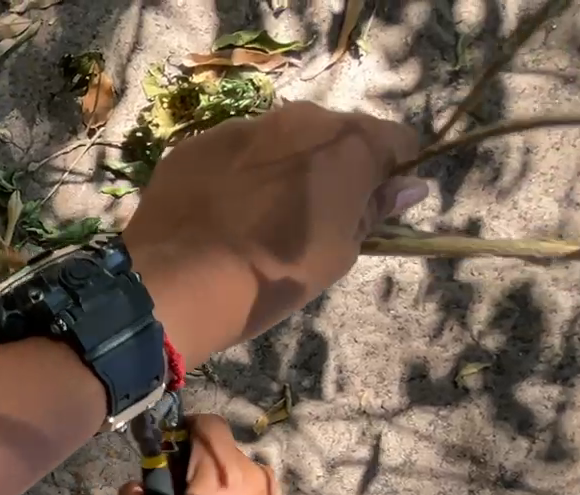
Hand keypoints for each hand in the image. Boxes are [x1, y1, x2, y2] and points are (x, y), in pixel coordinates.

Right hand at [118, 414, 281, 494]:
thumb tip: (138, 485)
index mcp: (222, 472)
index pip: (206, 423)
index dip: (180, 429)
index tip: (162, 452)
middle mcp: (254, 475)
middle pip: (217, 448)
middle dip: (189, 462)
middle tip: (169, 494)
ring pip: (231, 470)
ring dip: (208, 481)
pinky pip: (245, 490)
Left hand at [122, 102, 428, 361]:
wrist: (173, 288)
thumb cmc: (268, 277)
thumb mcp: (336, 255)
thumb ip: (372, 212)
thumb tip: (407, 187)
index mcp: (351, 143)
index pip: (392, 146)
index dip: (382, 178)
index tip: (359, 209)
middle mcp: (297, 120)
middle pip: (326, 138)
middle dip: (321, 170)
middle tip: (294, 220)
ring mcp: (237, 130)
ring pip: (269, 144)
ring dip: (268, 170)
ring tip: (243, 220)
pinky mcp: (187, 150)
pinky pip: (219, 158)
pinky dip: (220, 180)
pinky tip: (205, 218)